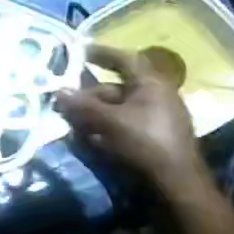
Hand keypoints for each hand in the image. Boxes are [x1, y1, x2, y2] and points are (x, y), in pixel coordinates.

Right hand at [56, 46, 210, 192]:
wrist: (175, 183)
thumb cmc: (145, 142)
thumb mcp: (109, 122)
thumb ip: (83, 106)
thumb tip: (58, 92)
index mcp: (151, 84)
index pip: (124, 59)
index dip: (101, 53)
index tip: (79, 51)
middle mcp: (156, 96)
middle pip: (115, 89)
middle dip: (89, 96)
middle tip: (66, 103)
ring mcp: (157, 118)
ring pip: (118, 109)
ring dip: (94, 115)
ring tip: (73, 124)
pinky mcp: (154, 138)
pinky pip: (124, 125)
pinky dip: (105, 128)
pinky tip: (90, 140)